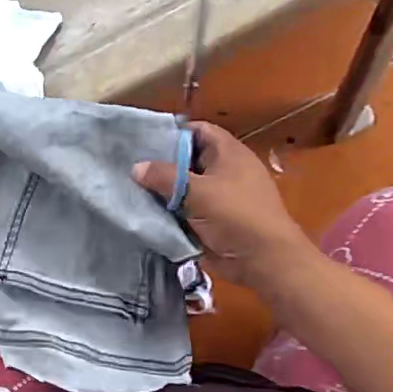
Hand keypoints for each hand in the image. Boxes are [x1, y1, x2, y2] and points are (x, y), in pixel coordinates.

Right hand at [132, 121, 314, 287]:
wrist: (263, 261)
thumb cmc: (235, 216)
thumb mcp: (197, 192)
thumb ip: (165, 177)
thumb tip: (136, 167)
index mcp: (229, 153)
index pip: (198, 130)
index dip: (173, 132)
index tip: (144, 139)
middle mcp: (225, 171)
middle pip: (188, 160)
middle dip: (162, 164)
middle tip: (129, 165)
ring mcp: (220, 198)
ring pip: (186, 188)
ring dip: (164, 192)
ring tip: (130, 189)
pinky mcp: (214, 222)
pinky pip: (187, 212)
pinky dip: (170, 213)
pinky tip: (145, 213)